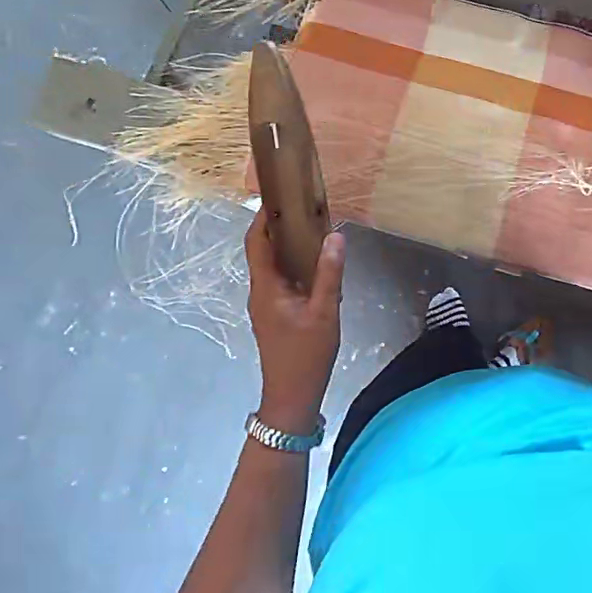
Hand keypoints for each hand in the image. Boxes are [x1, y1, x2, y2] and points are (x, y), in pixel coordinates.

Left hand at [245, 208, 346, 432]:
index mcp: (265, 287)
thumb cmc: (306, 354)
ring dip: (287, 247)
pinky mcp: (273, 315)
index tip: (280, 196)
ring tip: (312, 231)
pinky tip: (314, 267)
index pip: (257, 242)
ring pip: (272, 267)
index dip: (263, 217)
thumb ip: (330, 274)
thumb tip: (335, 236)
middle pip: (262, 251)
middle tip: (303, 209)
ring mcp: (265, 305)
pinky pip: (279, 281)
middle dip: (278, 228)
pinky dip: (293, 267)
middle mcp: (259, 292)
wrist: (291, 396)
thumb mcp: (324, 312)